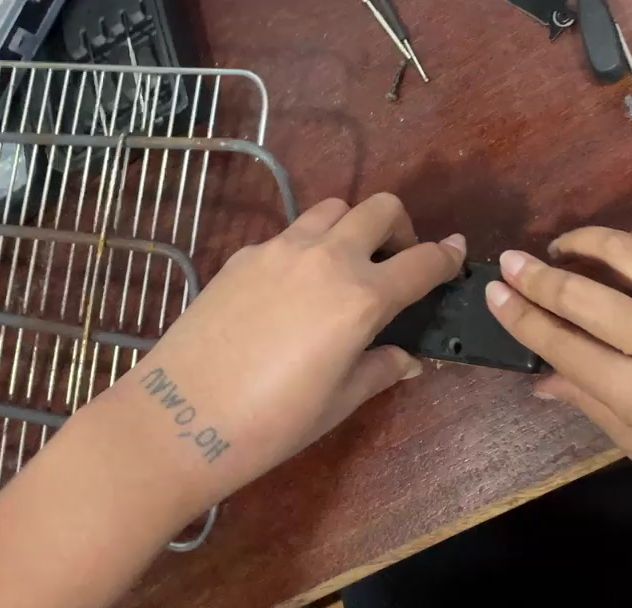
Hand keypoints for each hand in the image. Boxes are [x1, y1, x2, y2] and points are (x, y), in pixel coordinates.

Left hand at [110, 194, 462, 501]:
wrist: (176, 419)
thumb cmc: (268, 424)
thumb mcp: (336, 403)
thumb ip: (379, 369)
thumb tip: (406, 359)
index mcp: (362, 298)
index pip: (423, 262)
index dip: (447, 256)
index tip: (456, 252)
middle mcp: (328, 258)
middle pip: (381, 208)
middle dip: (400, 227)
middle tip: (393, 262)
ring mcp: (283, 248)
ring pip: (334, 208)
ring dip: (352, 227)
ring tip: (342, 265)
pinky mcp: (246, 253)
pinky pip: (291, 232)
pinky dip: (307, 246)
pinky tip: (289, 289)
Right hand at [484, 220, 631, 544]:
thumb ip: (591, 404)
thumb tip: (539, 373)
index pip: (563, 344)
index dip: (521, 315)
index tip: (493, 292)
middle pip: (583, 294)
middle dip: (535, 274)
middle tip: (508, 261)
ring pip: (626, 252)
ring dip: (584, 241)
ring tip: (562, 247)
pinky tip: (630, 244)